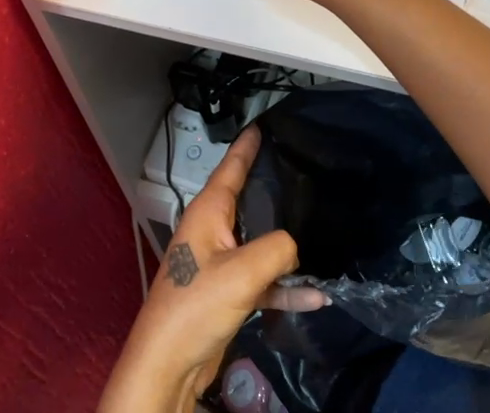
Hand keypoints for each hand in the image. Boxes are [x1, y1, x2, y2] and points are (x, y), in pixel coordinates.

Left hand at [97, 127, 326, 412]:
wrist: (169, 362)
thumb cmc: (197, 305)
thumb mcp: (243, 272)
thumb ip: (277, 249)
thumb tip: (294, 246)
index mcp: (207, 213)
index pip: (230, 169)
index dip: (246, 147)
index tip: (261, 126)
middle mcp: (211, 232)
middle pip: (247, 203)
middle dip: (270, 189)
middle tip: (300, 171)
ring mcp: (219, 264)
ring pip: (259, 245)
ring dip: (286, 248)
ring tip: (319, 232)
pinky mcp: (227, 294)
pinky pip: (263, 282)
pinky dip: (285, 288)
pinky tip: (315, 296)